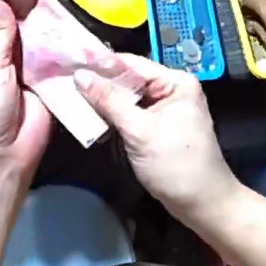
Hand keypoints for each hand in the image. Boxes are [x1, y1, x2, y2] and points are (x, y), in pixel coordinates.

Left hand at [0, 0, 52, 183]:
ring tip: (61, 1)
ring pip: (42, 42)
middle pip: (20, 28)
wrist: (3, 160)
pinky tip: (77, 30)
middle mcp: (6, 59)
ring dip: (50, 27)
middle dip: (29, 10)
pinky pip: (60, 63)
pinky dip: (68, 49)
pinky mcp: (51, 85)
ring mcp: (30, 72)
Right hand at [73, 53, 238, 217]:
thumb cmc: (176, 165)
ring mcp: (162, 108)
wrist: (203, 206)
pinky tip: (87, 111)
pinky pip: (127, 112)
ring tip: (68, 90)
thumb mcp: (140, 131)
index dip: (99, 62)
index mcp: (175, 82)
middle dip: (98, 81)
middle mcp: (170, 89)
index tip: (69, 59)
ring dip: (100, 98)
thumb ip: (109, 100)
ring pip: (124, 96)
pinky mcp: (154, 126)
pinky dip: (109, 113)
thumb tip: (80, 75)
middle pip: (127, 78)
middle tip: (63, 76)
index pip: (131, 64)